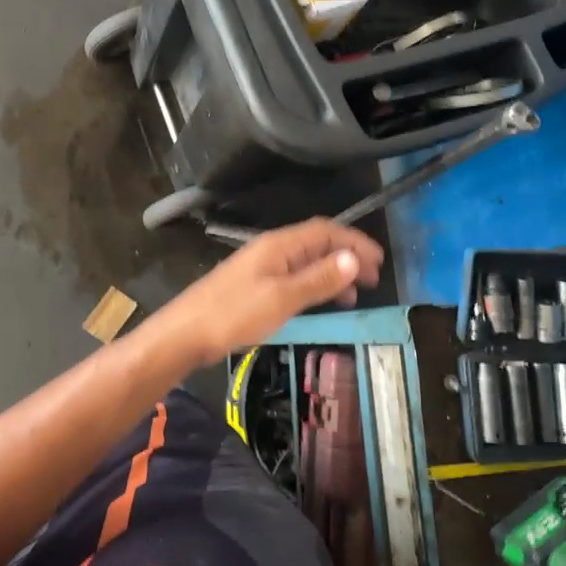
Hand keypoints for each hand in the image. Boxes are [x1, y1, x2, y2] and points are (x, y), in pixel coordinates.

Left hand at [156, 219, 383, 364]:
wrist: (186, 334)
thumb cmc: (234, 314)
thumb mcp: (282, 298)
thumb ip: (318, 279)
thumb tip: (353, 258)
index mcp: (279, 245)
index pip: (325, 231)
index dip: (354, 241)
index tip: (379, 261)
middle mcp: (272, 250)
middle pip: (317, 244)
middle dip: (347, 256)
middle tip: (373, 278)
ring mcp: (262, 268)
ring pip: (307, 262)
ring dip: (333, 273)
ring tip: (355, 295)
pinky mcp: (255, 287)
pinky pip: (295, 278)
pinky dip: (315, 286)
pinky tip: (322, 304)